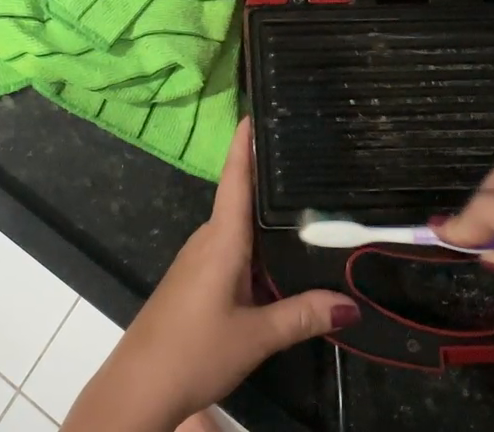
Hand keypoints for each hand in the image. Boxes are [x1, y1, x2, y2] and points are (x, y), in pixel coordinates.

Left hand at [61, 121, 358, 431]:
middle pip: (241, 198)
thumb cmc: (195, 348)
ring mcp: (200, 259)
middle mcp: (209, 239)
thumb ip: (303, 315)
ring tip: (309, 203)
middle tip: (309, 157)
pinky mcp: (198, 279)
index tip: (256, 110)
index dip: (244, 144)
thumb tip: (352, 304)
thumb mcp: (257, 335)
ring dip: (267, 218)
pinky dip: (258, 246)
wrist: (141, 383)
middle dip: (270, 178)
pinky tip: (282, 258)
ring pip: (239, 228)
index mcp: (221, 239)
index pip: (234, 178)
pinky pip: (233, 250)